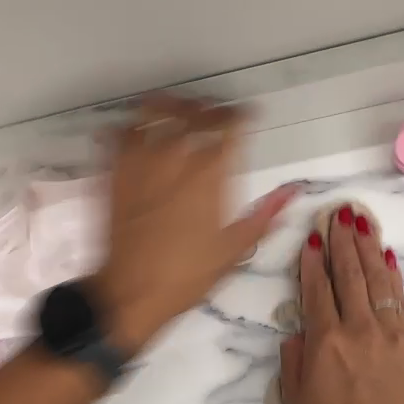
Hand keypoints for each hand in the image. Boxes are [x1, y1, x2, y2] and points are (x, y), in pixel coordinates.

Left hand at [92, 93, 300, 352]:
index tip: (245, 119)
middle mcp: (176, 159)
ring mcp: (140, 163)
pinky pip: (119, 132)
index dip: (241, 117)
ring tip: (177, 113)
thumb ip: (263, 216)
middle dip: (209, 109)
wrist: (129, 295)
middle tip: (214, 116)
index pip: (232, 124)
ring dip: (170, 107)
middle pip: (195, 111)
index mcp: (211, 173)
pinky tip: (138, 133)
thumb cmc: (183, 279)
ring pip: (155, 111)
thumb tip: (291, 193)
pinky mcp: (112, 174)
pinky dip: (131, 126)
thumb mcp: (232, 251)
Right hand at [279, 204, 403, 403]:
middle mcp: (356, 329)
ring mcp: (386, 333)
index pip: (317, 290)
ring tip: (362, 222)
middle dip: (342, 242)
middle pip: (349, 276)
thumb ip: (292, 359)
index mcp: (324, 341)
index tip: (312, 237)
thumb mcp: (295, 396)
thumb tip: (297, 332)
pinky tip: (387, 257)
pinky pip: (399, 300)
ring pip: (376, 281)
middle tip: (339, 214)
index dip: (312, 262)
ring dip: (368, 248)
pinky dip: (393, 276)